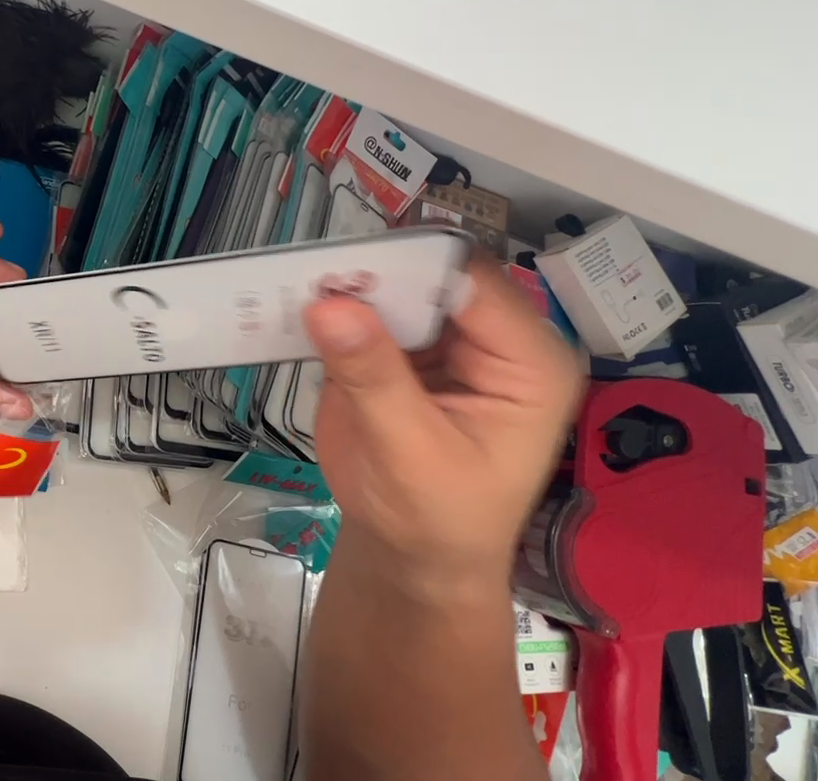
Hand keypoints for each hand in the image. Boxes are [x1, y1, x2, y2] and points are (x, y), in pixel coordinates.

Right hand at [303, 255, 583, 595]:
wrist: (411, 553)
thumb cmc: (434, 515)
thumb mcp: (408, 451)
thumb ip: (373, 376)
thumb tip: (328, 304)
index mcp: (526, 361)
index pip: (473, 285)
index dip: (414, 267)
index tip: (347, 264)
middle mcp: (490, 340)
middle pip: (430, 279)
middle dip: (374, 273)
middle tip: (310, 272)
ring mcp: (441, 343)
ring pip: (392, 289)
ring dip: (346, 287)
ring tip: (291, 283)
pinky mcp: (397, 351)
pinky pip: (364, 314)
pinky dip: (331, 310)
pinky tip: (293, 307)